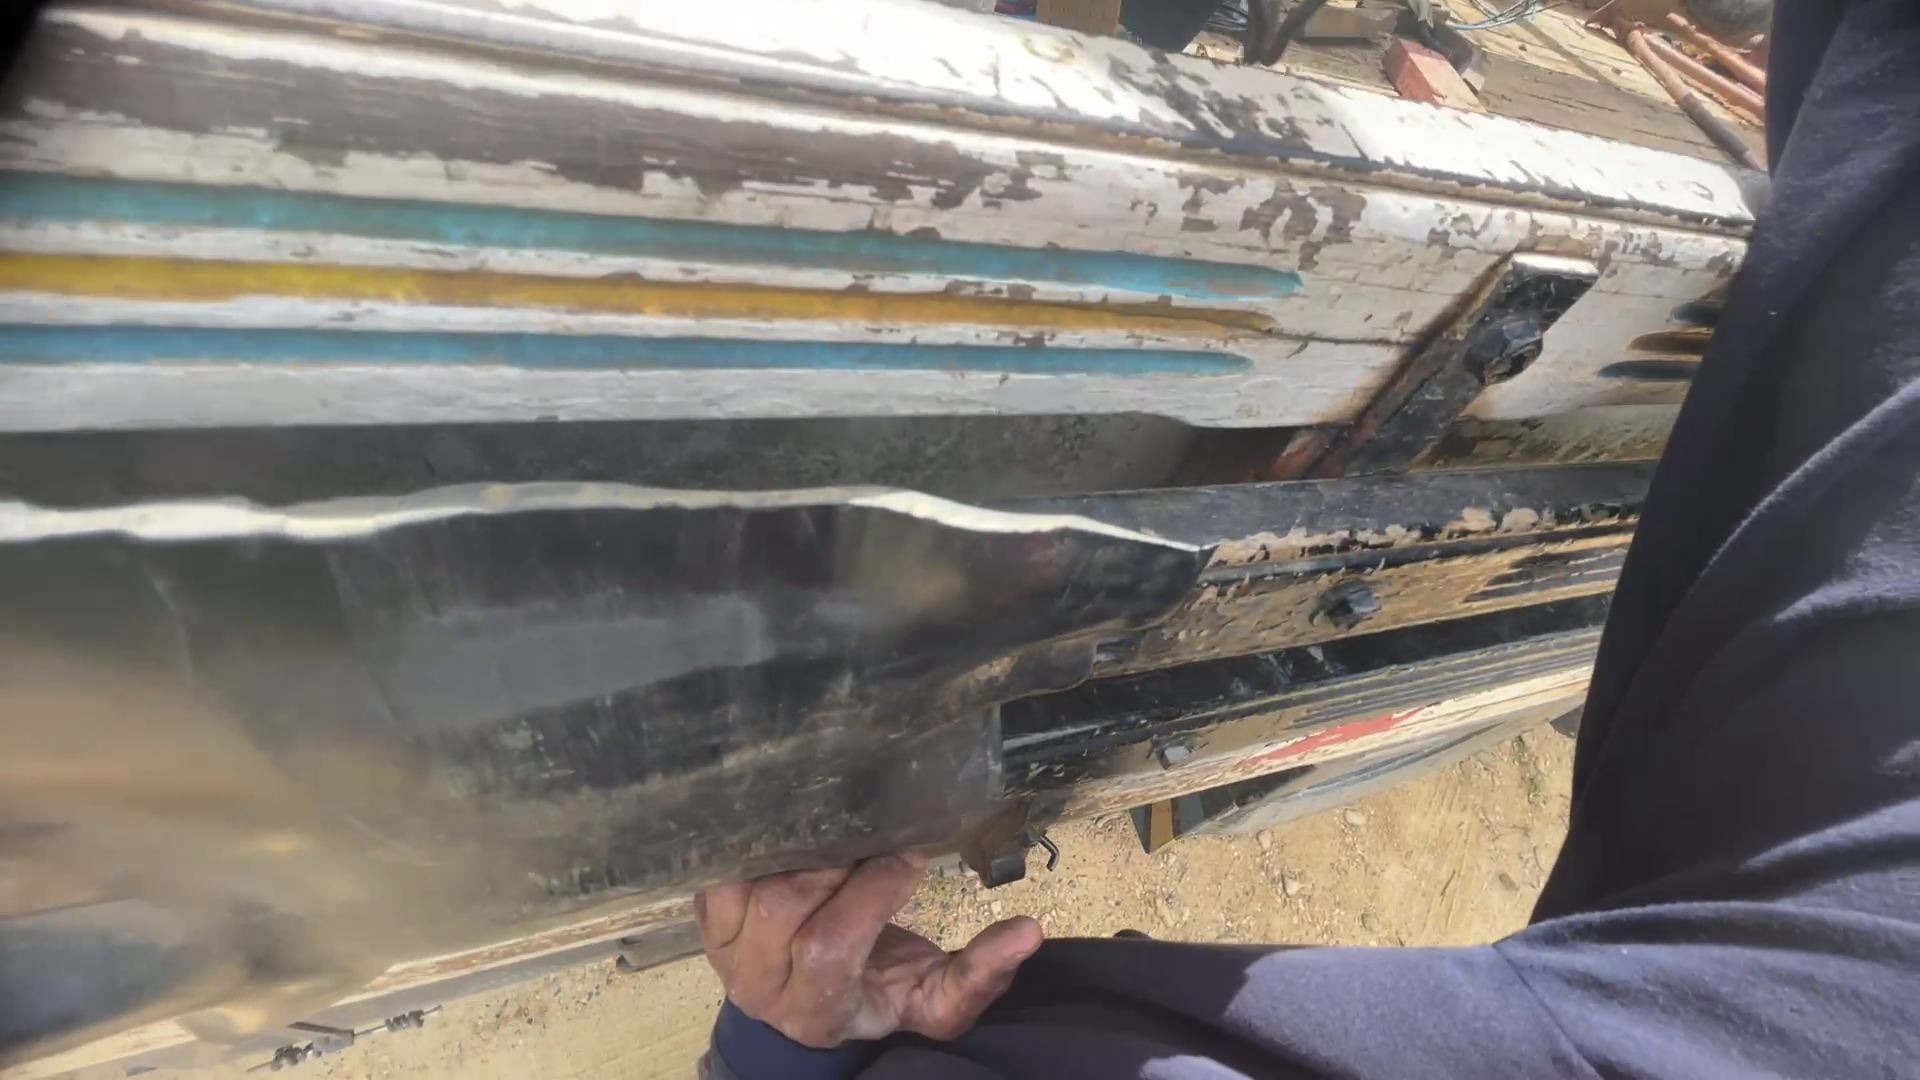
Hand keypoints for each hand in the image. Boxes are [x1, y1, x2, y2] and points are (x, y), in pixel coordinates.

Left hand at [694, 853, 1043, 1047]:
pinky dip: (750, 845)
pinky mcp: (709, 920)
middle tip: (870, 832)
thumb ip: (978, 974)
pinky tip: (789, 826)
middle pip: (784, 907)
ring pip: (747, 885)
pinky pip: (717, 873)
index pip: (833, 946)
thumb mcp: (930, 997)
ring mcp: (727, 951)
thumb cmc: (877, 991)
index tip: (911, 853)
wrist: (808, 1004)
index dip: (874, 890)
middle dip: (832, 860)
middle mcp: (763, 986)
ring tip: (833, 827)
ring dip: (793, 847)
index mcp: (821, 1008)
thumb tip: (1029, 930)